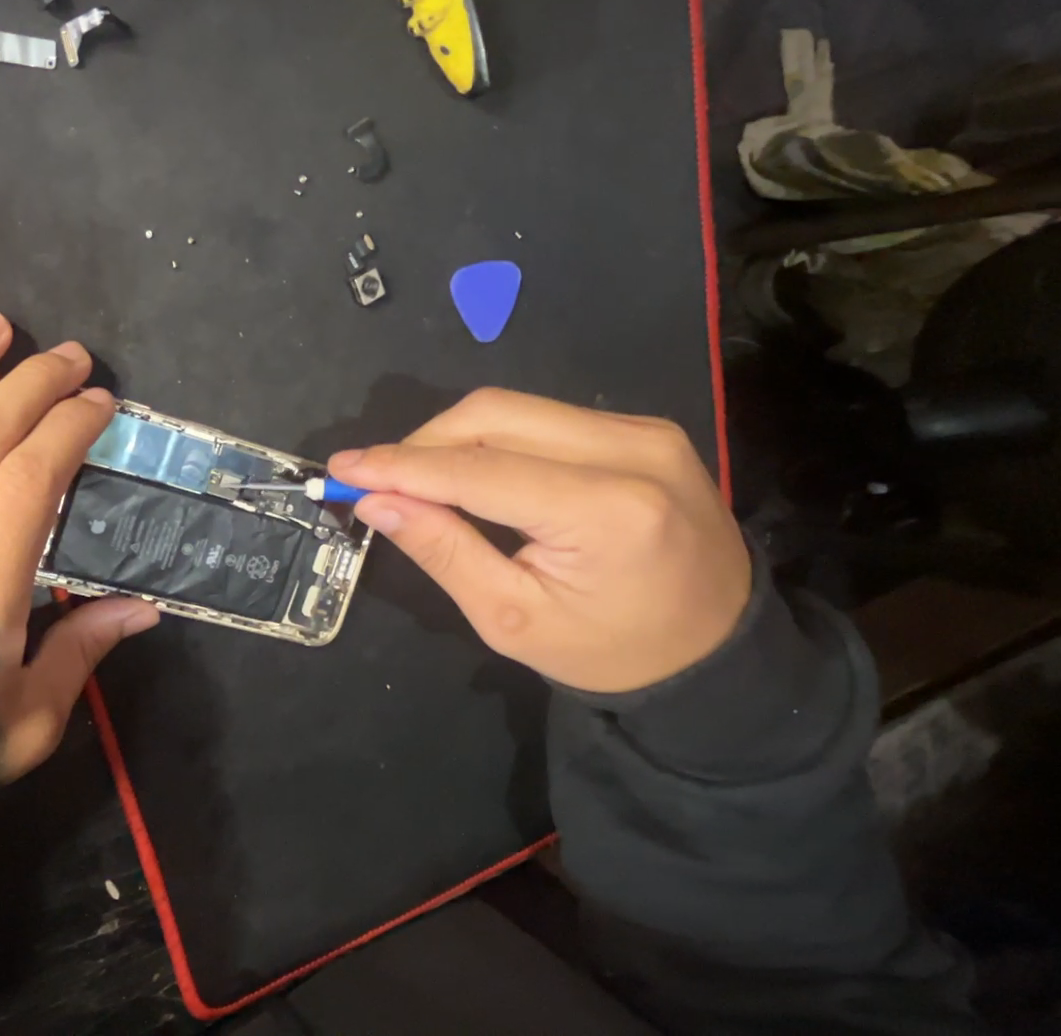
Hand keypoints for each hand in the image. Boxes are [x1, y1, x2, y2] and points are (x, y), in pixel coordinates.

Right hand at [329, 389, 749, 693]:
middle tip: (379, 481)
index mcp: (605, 511)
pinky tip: (472, 475)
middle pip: (493, 416)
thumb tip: (376, 500)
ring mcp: (644, 431)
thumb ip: (443, 551)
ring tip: (418, 481)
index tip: (341, 467)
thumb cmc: (610, 651)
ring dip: (451, 439)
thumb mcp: (512, 618)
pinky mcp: (643, 429)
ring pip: (514, 408)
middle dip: (422, 444)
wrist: (719, 652)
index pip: (477, 470)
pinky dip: (491, 440)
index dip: (400, 465)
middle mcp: (631, 450)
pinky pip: (543, 417)